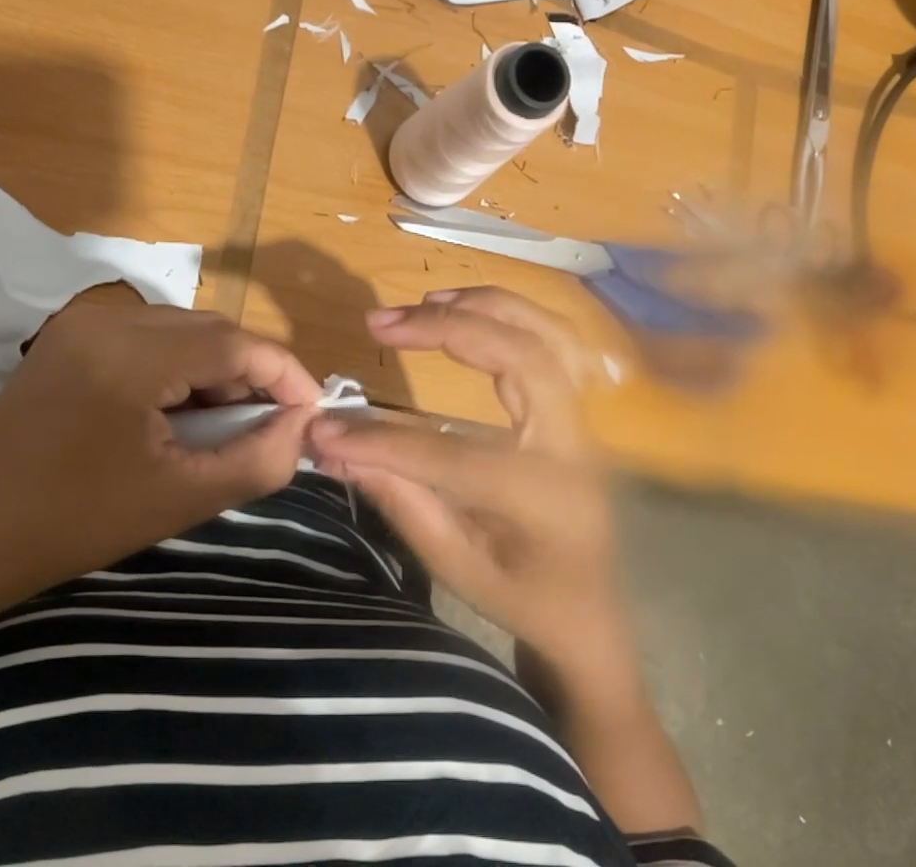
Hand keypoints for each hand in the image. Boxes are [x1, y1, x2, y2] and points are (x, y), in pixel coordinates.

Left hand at [0, 302, 323, 598]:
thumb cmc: (76, 524)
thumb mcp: (181, 499)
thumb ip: (258, 459)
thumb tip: (304, 426)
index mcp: (130, 355)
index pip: (235, 343)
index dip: (286, 375)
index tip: (314, 414)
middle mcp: (105, 320)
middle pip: (209, 329)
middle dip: (251, 373)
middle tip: (274, 425)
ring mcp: (80, 325)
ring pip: (179, 330)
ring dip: (215, 370)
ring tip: (229, 424)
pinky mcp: (67, 339)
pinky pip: (144, 339)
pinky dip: (176, 368)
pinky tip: (181, 413)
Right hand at [310, 287, 617, 652]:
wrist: (590, 613)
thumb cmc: (522, 598)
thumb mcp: (455, 566)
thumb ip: (401, 500)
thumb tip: (336, 448)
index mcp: (539, 494)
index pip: (446, 452)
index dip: (379, 439)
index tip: (325, 427)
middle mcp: (570, 444)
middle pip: (519, 355)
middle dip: (444, 329)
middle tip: (378, 323)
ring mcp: (581, 422)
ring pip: (546, 334)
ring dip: (483, 307)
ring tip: (422, 302)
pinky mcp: (575, 413)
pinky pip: (553, 344)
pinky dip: (510, 316)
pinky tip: (465, 311)